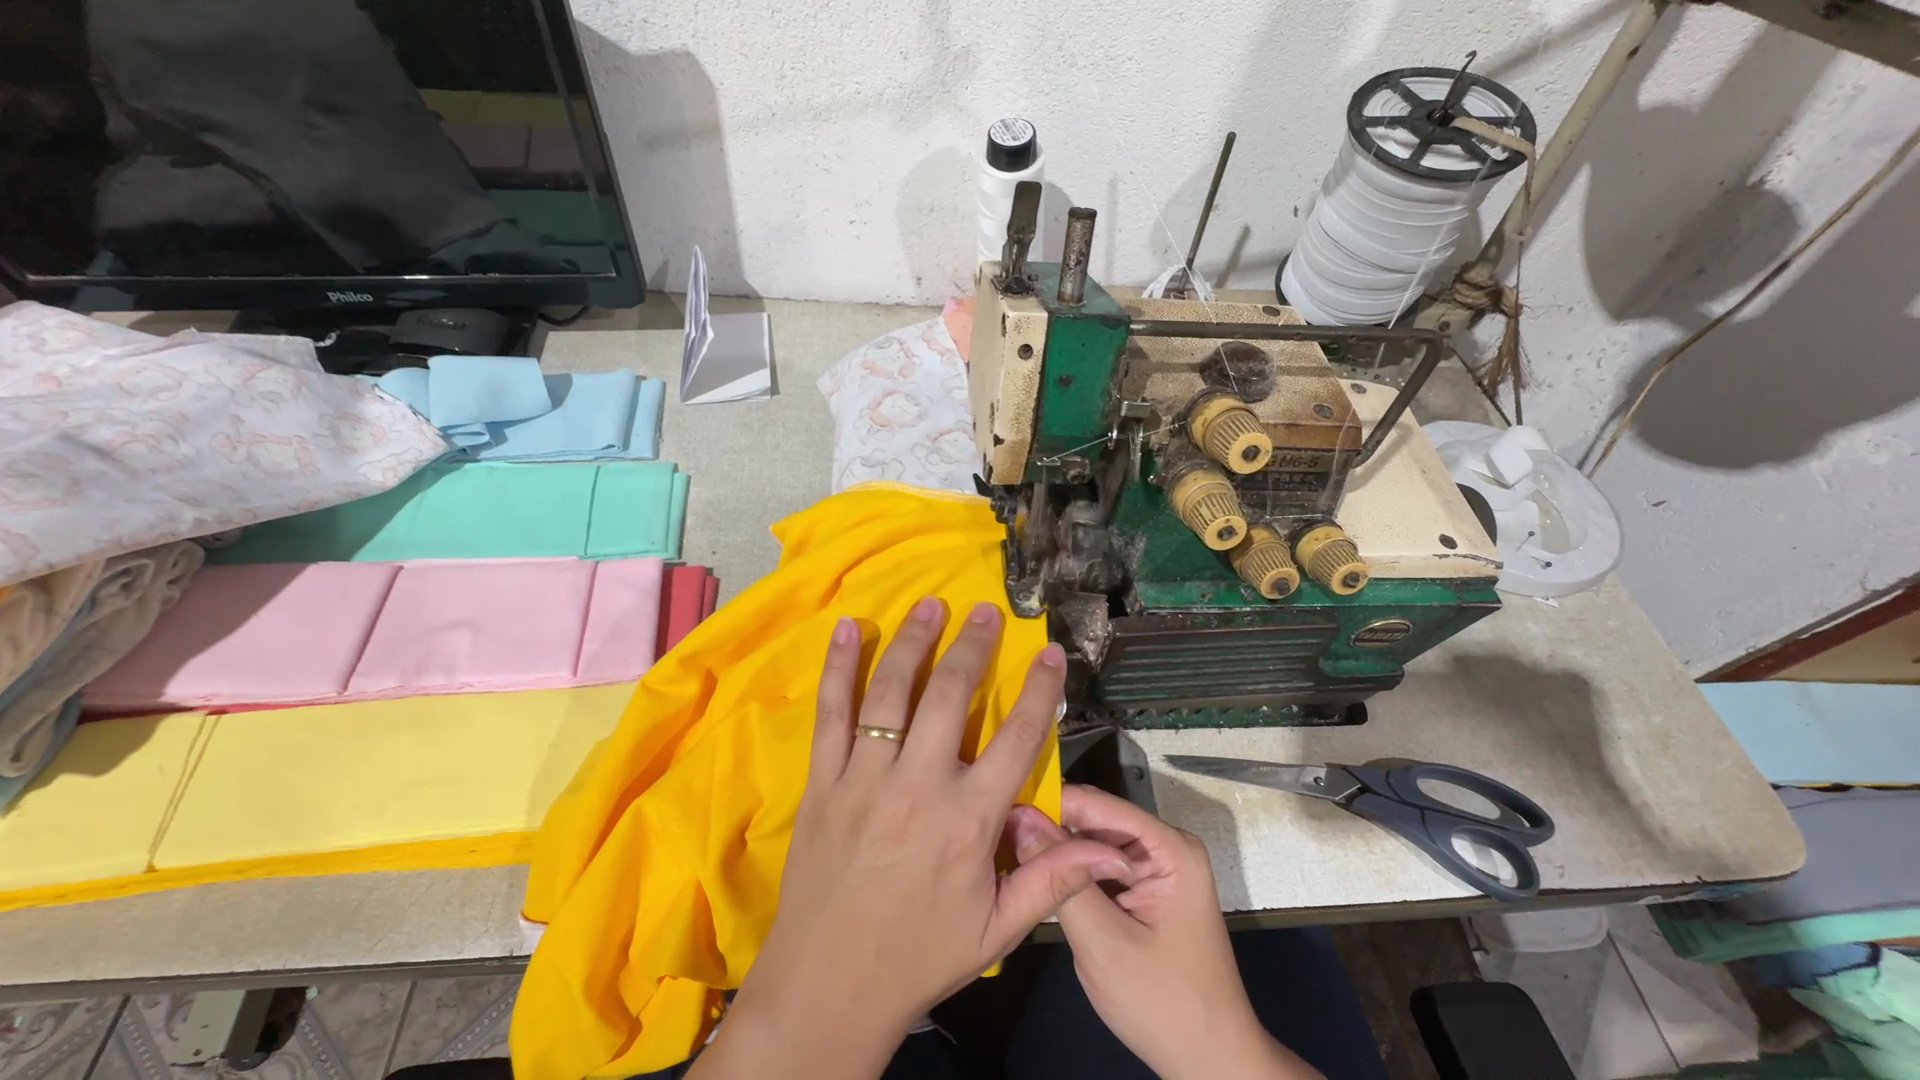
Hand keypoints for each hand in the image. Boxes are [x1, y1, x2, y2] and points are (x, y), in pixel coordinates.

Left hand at [692, 599, 1132, 1078]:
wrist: (828, 986)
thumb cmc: (919, 958)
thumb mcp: (997, 930)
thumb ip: (1052, 880)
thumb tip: (1107, 847)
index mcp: (968, 821)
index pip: (1016, 739)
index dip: (1040, 691)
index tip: (1052, 654)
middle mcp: (919, 786)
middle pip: (951, 697)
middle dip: (973, 648)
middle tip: (987, 611)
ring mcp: (865, 779)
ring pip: (891, 694)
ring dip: (913, 643)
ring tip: (930, 605)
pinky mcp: (823, 783)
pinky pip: (830, 714)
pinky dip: (839, 668)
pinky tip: (846, 629)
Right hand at [1010, 785, 1322, 1079]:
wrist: (1208, 1060)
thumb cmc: (1164, 1003)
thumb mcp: (1104, 943)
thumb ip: (1062, 880)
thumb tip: (1020, 820)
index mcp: (1170, 848)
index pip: (1098, 804)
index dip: (1047, 803)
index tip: (998, 812)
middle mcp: (1166, 847)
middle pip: (1094, 821)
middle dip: (1048, 829)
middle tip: (995, 840)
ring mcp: (1157, 869)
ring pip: (1092, 845)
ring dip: (1055, 853)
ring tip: (1005, 855)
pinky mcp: (1145, 891)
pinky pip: (1099, 868)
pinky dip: (1070, 874)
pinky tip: (1036, 880)